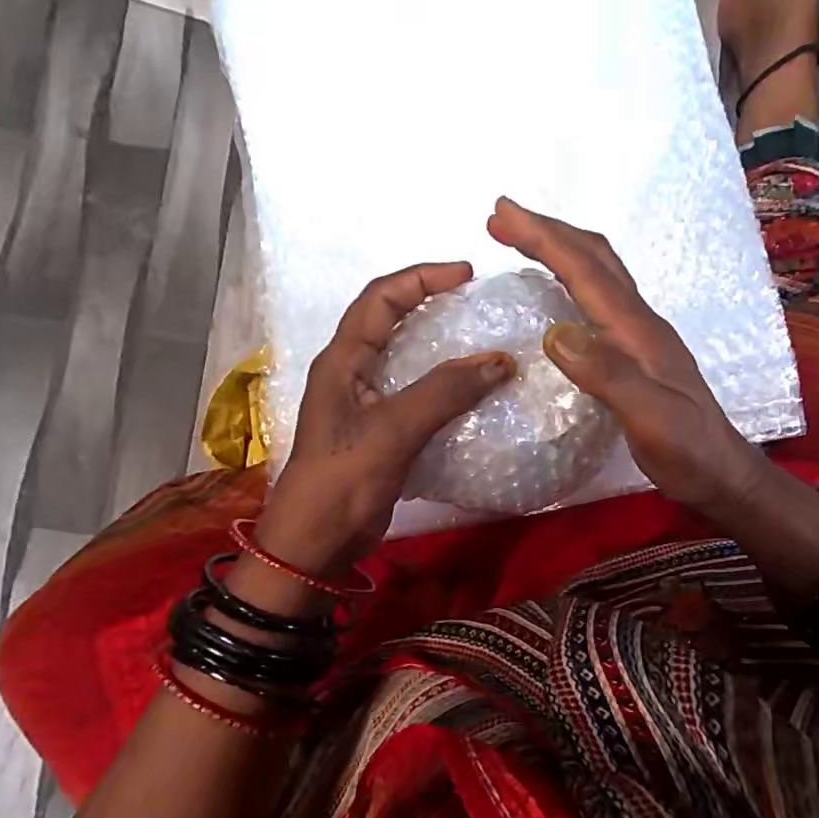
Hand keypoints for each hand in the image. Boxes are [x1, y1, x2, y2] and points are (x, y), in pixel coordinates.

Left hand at [256, 262, 514, 579]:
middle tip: (477, 307)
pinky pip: (417, 400)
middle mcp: (352, 375)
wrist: (317, 542)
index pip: (380, 299)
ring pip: (408, 364)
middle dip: (432, 308)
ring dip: (443, 353)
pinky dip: (445, 393)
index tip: (467, 275)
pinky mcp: (381, 436)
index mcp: (343, 360)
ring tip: (484, 349)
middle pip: (392, 325)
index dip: (421, 278)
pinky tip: (473, 399)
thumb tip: (501, 360)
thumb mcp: (393, 429)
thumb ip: (445, 392)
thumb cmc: (343, 479)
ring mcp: (366, 407)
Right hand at [486, 197, 767, 512]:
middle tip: (502, 218)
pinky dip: (573, 283)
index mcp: (638, 331)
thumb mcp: (650, 418)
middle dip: (548, 232)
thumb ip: (608, 375)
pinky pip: (600, 303)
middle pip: (595, 260)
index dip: (543, 239)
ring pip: (600, 277)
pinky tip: (560, 298)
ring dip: (561, 251)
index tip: (500, 215)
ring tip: (525, 242)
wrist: (722, 473)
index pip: (586, 272)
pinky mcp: (639, 356)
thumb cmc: (687, 451)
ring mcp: (643, 339)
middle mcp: (641, 324)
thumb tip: (556, 333)